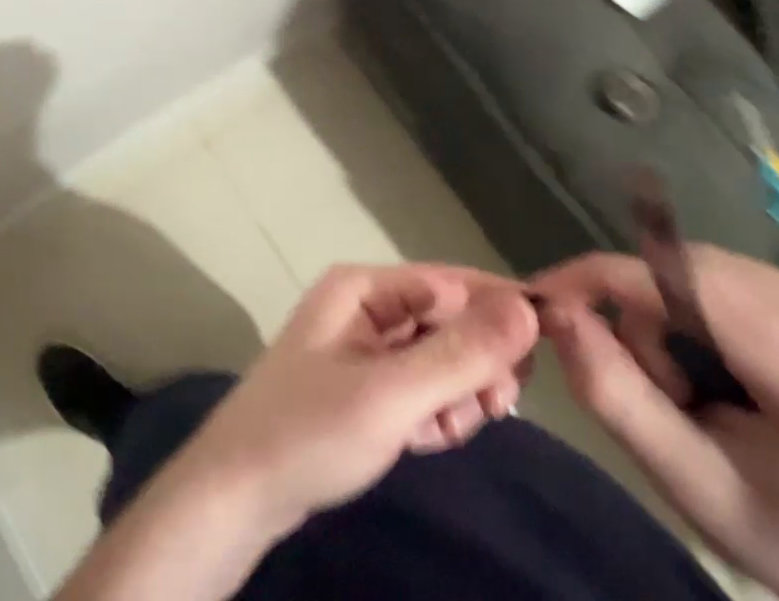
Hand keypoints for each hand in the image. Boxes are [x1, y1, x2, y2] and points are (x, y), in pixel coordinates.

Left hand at [173, 263, 539, 533]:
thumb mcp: (391, 395)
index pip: (456, 284)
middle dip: (477, 366)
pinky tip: (424, 442)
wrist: (237, 494)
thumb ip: (461, 354)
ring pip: (443, 360)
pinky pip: (422, 389)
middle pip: (453, 322)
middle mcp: (366, 308)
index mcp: (363, 288)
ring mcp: (365, 349)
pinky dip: (434, 414)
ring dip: (457, 397)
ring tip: (442, 432)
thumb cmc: (308, 434)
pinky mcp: (366, 387)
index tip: (540, 358)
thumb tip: (529, 307)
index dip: (502, 314)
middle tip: (487, 409)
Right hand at [528, 247, 778, 600]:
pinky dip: (707, 311)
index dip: (611, 276)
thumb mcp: (691, 488)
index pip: (700, 292)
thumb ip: (618, 398)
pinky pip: (752, 284)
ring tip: (683, 385)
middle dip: (644, 308)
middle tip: (630, 373)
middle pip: (710, 274)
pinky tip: (720, 367)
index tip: (545, 290)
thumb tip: (558, 313)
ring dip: (674, 310)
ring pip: (725, 272)